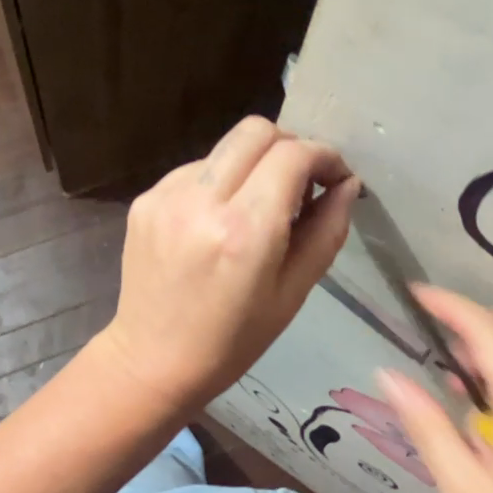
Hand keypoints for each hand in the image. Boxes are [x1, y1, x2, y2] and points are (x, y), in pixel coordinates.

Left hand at [92, 116, 359, 414]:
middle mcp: (202, 202)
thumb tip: (346, 186)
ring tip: (259, 209)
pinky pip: (196, 171)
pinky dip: (220, 184)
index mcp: (245, 231)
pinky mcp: (145, 201)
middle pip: (257, 131)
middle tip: (302, 183)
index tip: (336, 179)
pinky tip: (220, 223)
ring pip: (226, 148)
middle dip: (291, 146)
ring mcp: (166, 197)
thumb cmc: (233, 341)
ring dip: (254, 165)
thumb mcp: (293, 293)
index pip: (294, 155)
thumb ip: (326, 232)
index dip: (325, 157)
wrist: (152, 361)